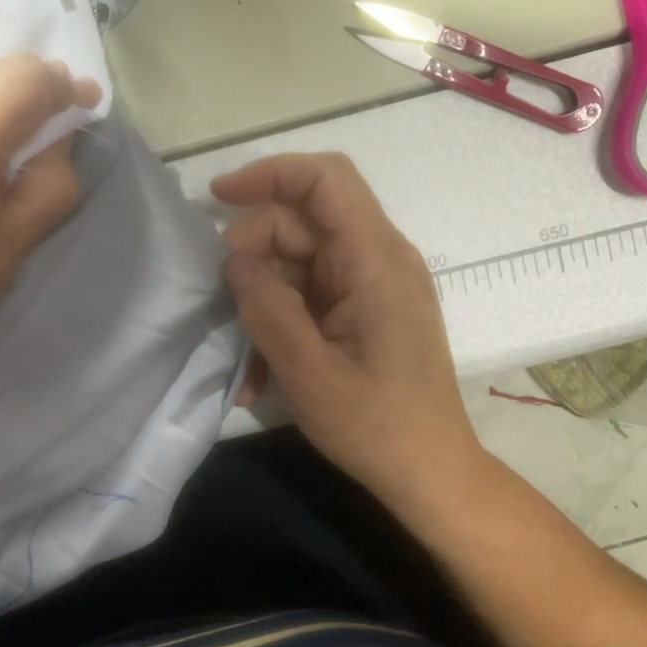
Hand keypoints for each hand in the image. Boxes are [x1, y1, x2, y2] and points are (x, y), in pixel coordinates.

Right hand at [217, 153, 481, 502]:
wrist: (429, 472)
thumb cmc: (376, 426)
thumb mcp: (309, 373)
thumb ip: (268, 309)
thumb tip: (234, 262)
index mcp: (376, 261)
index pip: (325, 181)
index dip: (270, 174)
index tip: (217, 197)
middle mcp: (377, 260)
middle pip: (303, 222)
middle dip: (253, 253)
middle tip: (222, 303)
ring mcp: (371, 286)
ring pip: (298, 262)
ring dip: (261, 299)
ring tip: (241, 357)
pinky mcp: (362, 312)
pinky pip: (309, 295)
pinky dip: (279, 322)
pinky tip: (259, 372)